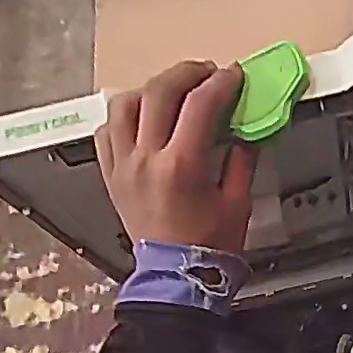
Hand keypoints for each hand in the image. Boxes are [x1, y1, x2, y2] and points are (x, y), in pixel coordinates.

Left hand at [95, 60, 258, 252]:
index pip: (200, 104)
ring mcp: (123, 167)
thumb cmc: (210, 247)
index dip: (222, 83)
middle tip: (207, 75)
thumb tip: (245, 127)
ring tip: (171, 95)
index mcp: (181, 167)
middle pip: (160, 92)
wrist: (176, 279)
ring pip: (125, 105)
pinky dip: (124, 118)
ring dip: (150, 91)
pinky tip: (142, 121)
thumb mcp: (237, 203)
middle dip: (187, 74)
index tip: (234, 76)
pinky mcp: (111, 177)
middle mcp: (146, 160)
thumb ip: (242, 160)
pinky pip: (107, 132)